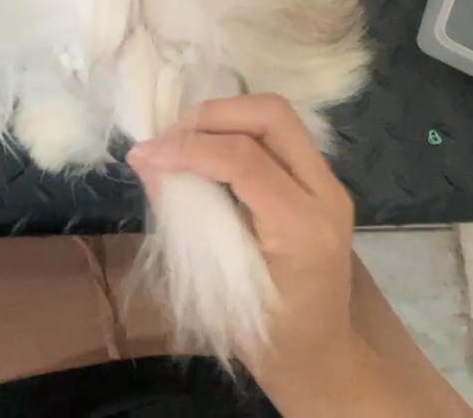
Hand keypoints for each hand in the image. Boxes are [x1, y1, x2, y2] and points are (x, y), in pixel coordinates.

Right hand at [126, 94, 359, 410]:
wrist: (322, 359)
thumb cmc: (268, 338)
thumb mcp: (216, 290)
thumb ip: (183, 219)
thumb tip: (144, 162)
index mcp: (303, 229)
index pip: (243, 158)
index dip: (187, 147)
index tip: (145, 153)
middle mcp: (326, 195)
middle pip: (270, 115)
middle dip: (211, 115)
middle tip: (168, 138)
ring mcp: (328, 183)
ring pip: (274, 115)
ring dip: (222, 117)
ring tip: (181, 140)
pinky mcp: (318, 179)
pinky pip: (274, 133)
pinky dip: (234, 129)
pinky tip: (205, 150)